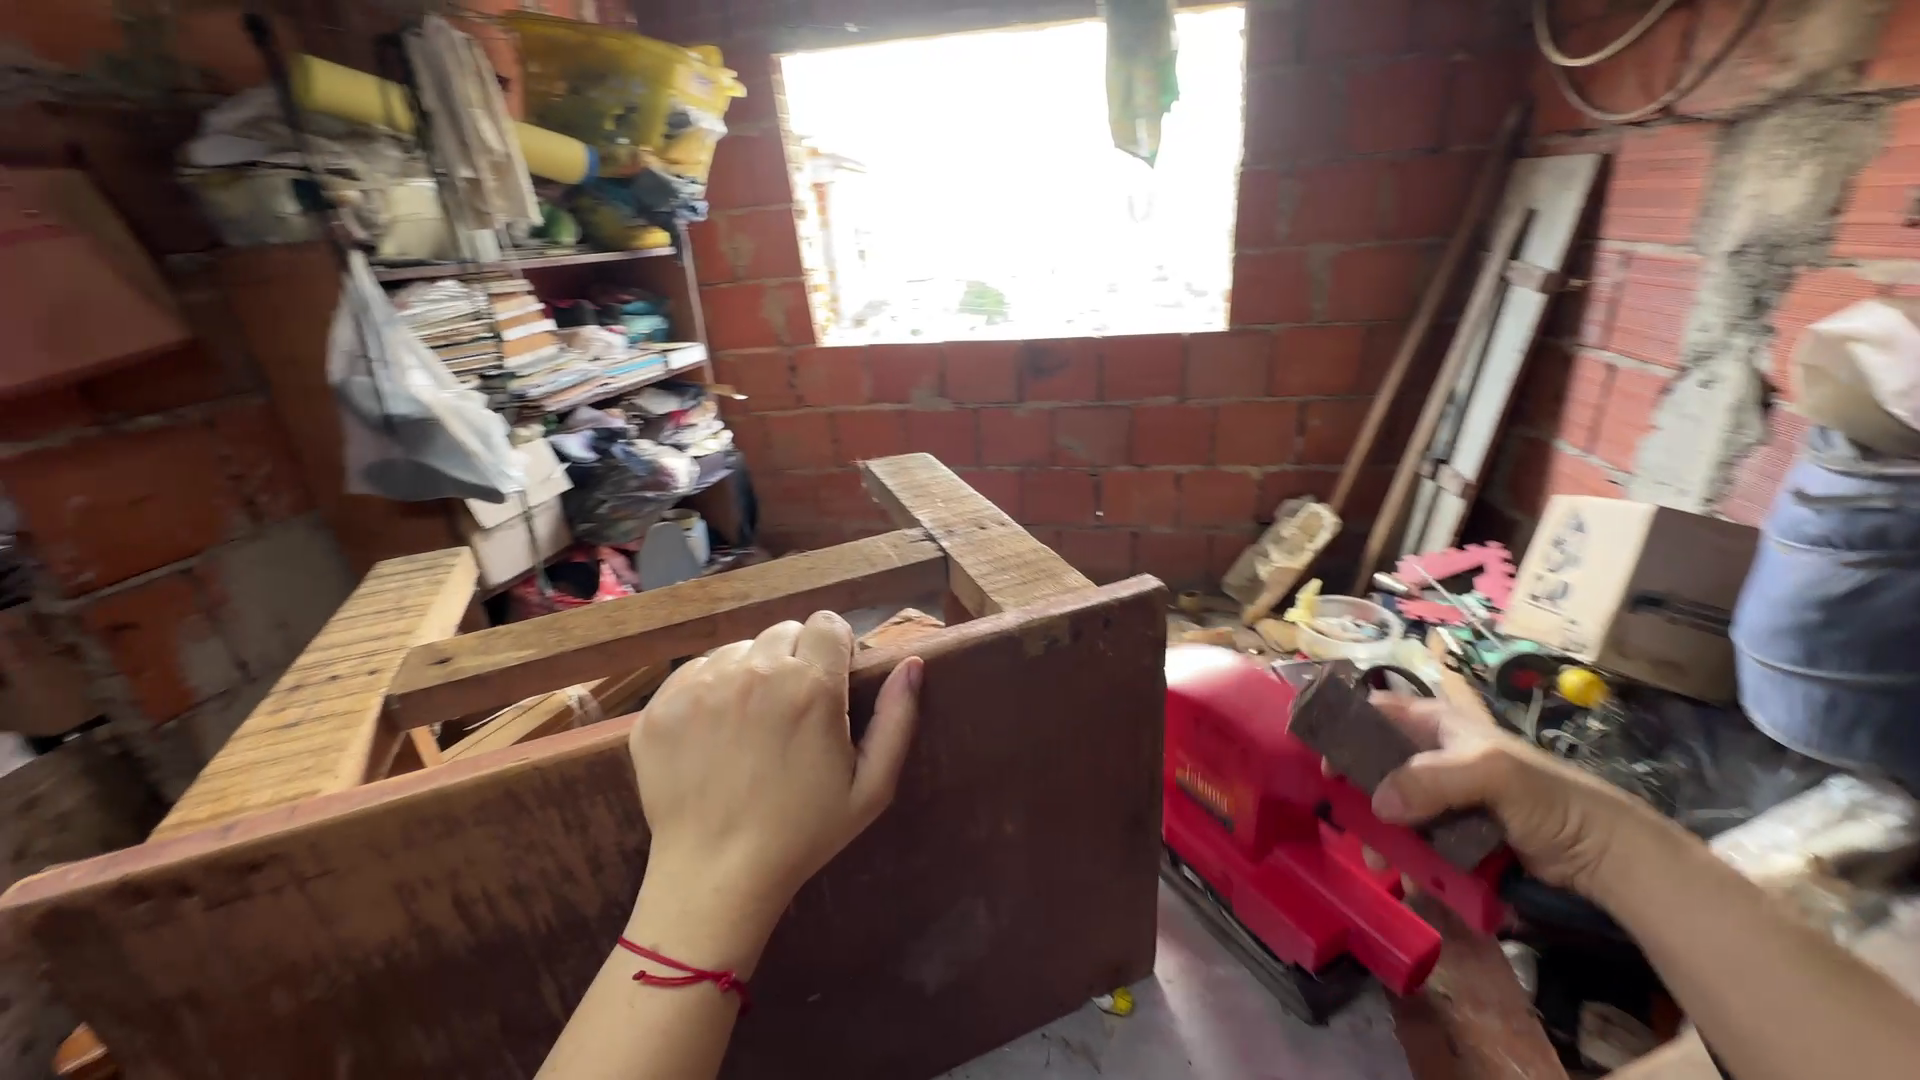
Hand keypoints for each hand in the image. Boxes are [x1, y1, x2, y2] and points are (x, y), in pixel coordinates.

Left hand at [627, 611, 922, 959]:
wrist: (716, 874)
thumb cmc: (805, 833)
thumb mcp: (872, 787)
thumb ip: (898, 718)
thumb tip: (911, 664)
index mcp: (811, 686)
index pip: (828, 624)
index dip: (836, 648)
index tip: (832, 680)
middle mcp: (755, 672)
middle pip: (784, 632)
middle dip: (796, 659)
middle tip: (793, 708)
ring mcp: (702, 686)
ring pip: (739, 649)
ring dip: (752, 672)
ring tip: (752, 722)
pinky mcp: (662, 705)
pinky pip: (696, 671)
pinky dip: (710, 690)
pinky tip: (716, 732)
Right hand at [1367, 694, 1674, 899]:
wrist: (1601, 854)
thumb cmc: (1547, 795)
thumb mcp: (1488, 772)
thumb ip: (1430, 779)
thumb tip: (1378, 803)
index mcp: (1436, 725)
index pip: (1375, 711)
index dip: (1344, 725)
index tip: (1320, 753)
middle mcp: (1431, 756)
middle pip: (1375, 763)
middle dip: (1355, 789)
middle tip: (1343, 815)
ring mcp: (1440, 797)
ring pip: (1390, 806)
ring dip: (1378, 831)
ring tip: (1377, 859)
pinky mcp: (1451, 834)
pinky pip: (1413, 839)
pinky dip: (1402, 854)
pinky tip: (1400, 872)